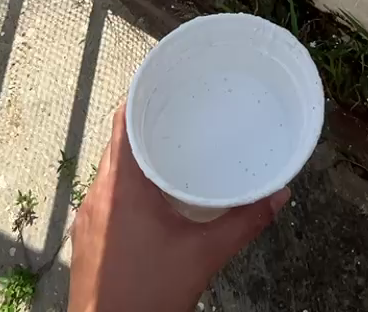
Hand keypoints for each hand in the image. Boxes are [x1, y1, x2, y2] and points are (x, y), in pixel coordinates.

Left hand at [68, 107, 289, 311]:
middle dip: (148, 121)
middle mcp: (98, 194)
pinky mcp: (88, 237)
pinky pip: (107, 192)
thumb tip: (279, 194)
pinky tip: (154, 192)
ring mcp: (89, 217)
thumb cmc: (147, 300)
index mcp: (121, 186)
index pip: (123, 120)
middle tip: (180, 107)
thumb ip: (243, 221)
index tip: (165, 78)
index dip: (141, 93)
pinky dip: (129, 180)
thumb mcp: (203, 256)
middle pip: (118, 140)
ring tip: (172, 143)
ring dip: (138, 152)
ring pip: (112, 167)